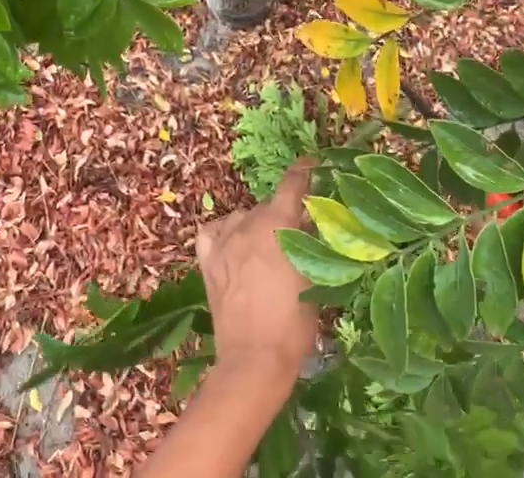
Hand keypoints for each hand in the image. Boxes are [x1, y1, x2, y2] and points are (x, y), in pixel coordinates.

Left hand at [194, 161, 318, 387]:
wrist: (255, 360)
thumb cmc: (294, 322)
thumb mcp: (314, 277)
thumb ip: (310, 243)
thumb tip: (310, 222)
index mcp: (279, 224)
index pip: (292, 184)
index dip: (303, 171)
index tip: (311, 164)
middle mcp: (248, 224)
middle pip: (268, 205)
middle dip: (283, 213)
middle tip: (294, 233)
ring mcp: (224, 242)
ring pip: (241, 216)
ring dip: (254, 224)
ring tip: (264, 245)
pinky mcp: (208, 262)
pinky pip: (212, 232)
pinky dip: (223, 232)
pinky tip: (232, 244)